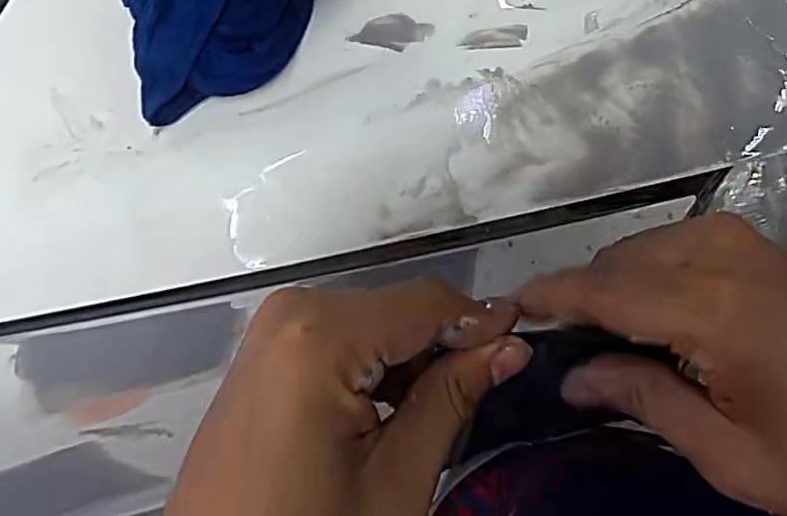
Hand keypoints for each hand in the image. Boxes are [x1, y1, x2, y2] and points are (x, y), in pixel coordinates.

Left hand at [167, 279, 530, 515]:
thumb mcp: (392, 482)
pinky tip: (388, 413)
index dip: (479, 320)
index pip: (425, 302)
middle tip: (477, 393)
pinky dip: (375, 365)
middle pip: (399, 310)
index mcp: (320, 335)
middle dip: (442, 346)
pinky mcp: (267, 351)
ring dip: (411, 359)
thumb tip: (507, 347)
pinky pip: (342, 337)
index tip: (518, 338)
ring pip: (375, 322)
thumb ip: (452, 398)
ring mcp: (275, 329)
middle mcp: (293, 312)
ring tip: (433, 415)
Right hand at [517, 214, 786, 515]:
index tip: (510, 304)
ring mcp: (742, 238)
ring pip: (645, 244)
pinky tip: (648, 307)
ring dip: (614, 279)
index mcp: (714, 309)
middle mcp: (721, 252)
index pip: (606, 290)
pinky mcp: (757, 241)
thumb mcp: (737, 458)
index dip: (553, 296)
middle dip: (581, 291)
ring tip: (598, 332)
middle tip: (555, 339)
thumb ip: (647, 400)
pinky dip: (648, 268)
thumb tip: (574, 378)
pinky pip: (676, 241)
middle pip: (620, 259)